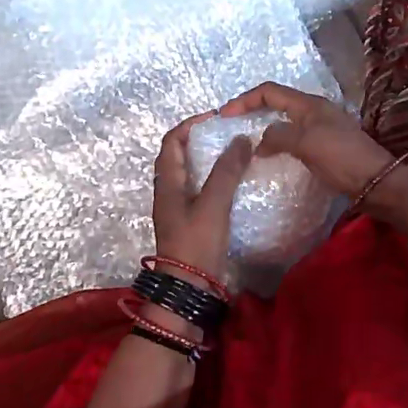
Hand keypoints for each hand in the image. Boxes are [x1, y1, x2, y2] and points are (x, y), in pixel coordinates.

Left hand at [152, 112, 252, 287]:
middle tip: (227, 135)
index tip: (215, 119)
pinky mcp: (189, 223)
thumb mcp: (213, 204)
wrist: (189, 288)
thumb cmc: (196, 243)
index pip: (171, 142)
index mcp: (167, 184)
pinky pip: (198, 191)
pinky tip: (233, 184)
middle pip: (178, 156)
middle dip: (199, 141)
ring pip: (189, 174)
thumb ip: (226, 171)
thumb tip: (240, 139)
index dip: (189, 125)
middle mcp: (168, 193)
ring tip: (233, 155)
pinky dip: (213, 180)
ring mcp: (178, 209)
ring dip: (207, 161)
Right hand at [219, 83, 395, 195]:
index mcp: (309, 104)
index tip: (224, 115)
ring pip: (285, 122)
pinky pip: (293, 138)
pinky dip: (277, 143)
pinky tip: (271, 157)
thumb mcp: (306, 143)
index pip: (270, 92)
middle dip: (253, 111)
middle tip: (232, 127)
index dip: (245, 100)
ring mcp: (320, 129)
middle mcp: (314, 112)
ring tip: (247, 143)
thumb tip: (261, 140)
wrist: (375, 181)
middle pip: (276, 103)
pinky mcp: (324, 147)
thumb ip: (279, 136)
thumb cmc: (341, 158)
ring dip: (264, 128)